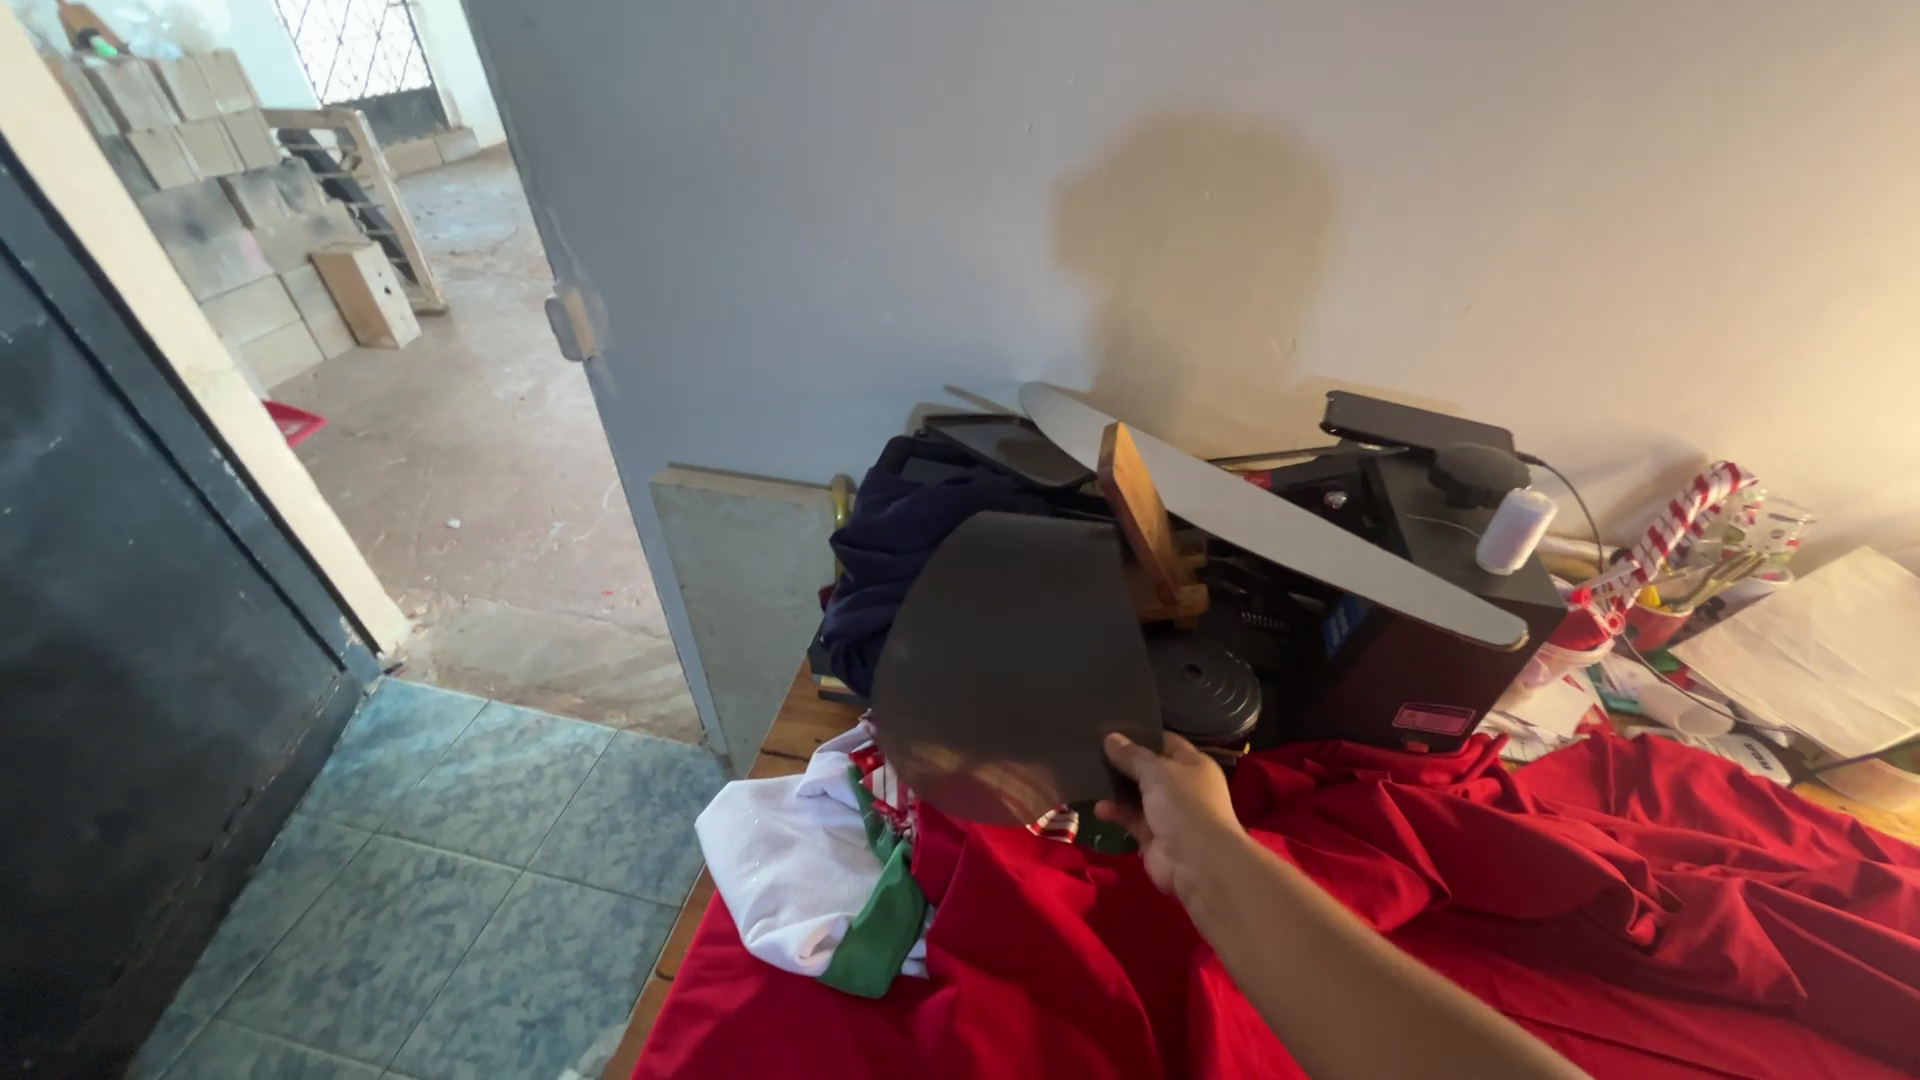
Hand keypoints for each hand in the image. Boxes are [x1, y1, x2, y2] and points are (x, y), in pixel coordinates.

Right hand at [1096, 732, 1249, 901]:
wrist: (1199, 864)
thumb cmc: (1185, 805)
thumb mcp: (1157, 771)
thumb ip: (1132, 755)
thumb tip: (1110, 737)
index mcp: (1192, 764)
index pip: (1165, 741)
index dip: (1141, 734)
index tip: (1111, 726)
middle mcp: (1182, 787)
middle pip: (1148, 769)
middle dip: (1123, 762)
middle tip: (1091, 749)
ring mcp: (1168, 813)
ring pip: (1136, 795)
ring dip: (1115, 789)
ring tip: (1089, 777)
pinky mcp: (1153, 836)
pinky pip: (1131, 819)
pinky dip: (1116, 813)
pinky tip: (1098, 808)